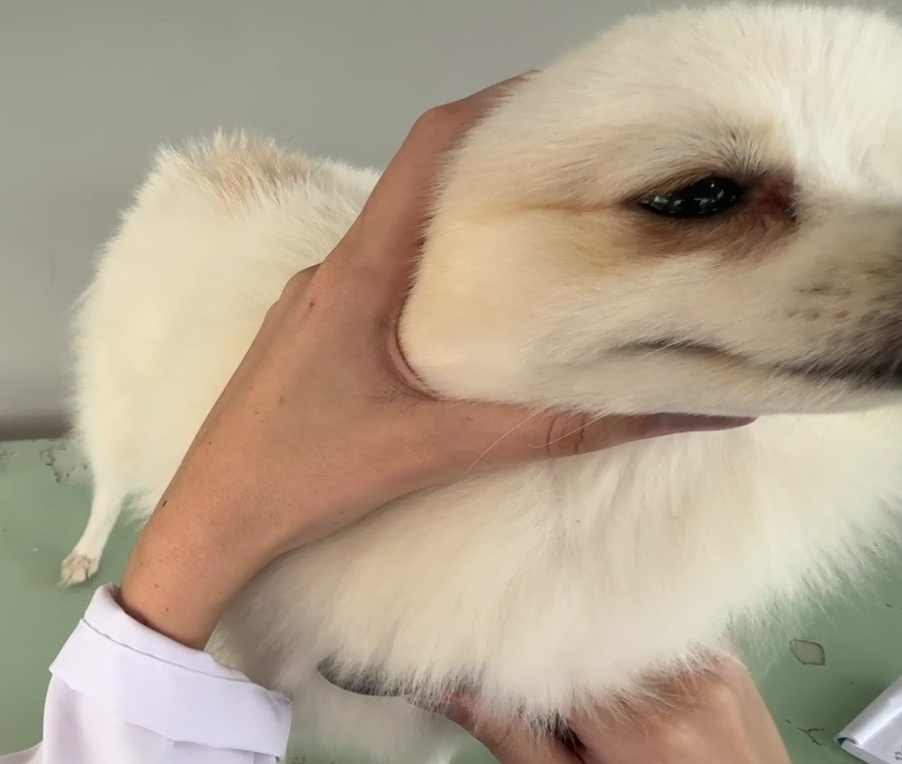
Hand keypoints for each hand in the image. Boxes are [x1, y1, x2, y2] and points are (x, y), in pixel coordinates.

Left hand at [115, 77, 749, 647]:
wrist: (208, 523)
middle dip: (507, 176)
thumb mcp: (434, 450)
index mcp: (353, 277)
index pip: (431, 148)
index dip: (510, 105)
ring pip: (394, 245)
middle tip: (599, 185)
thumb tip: (692, 403)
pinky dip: (422, 287)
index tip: (590, 103)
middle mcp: (324, 278)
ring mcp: (304, 310)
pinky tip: (461, 325)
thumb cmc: (294, 482)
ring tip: (546, 252)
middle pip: (422, 190)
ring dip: (464, 239)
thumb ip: (558, 426)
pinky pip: (368, 289)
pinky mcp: (297, 343)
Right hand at [451, 656, 893, 763]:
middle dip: (533, 649)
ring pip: (609, 625)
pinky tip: (602, 662)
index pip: (542, 664)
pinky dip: (612, 636)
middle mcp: (680, 683)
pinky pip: (645, 626)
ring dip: (574, 641)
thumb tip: (442, 689)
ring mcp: (710, 663)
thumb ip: (510, 742)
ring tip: (561, 677)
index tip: (464, 667)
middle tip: (507, 677)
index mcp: (639, 731)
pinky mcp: (725, 655)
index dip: (499, 661)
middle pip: (575, 638)